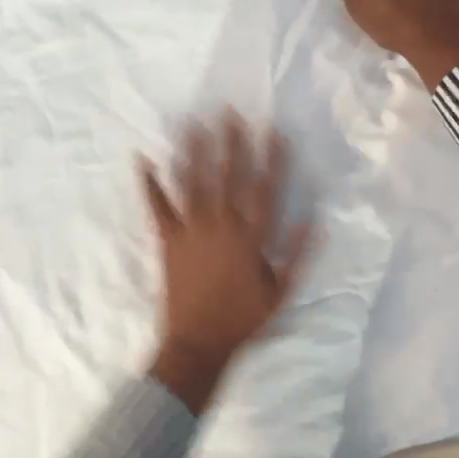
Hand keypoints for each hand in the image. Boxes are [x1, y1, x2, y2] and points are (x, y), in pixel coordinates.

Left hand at [140, 116, 314, 414]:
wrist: (197, 345)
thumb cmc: (242, 320)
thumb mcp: (281, 292)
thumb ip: (298, 253)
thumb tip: (316, 219)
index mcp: (250, 236)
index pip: (264, 189)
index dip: (271, 158)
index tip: (274, 130)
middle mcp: (221, 225)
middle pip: (227, 176)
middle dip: (230, 142)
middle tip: (229, 111)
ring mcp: (190, 230)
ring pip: (192, 182)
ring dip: (191, 151)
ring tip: (191, 122)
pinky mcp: (166, 239)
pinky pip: (156, 207)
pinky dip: (149, 183)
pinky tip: (142, 159)